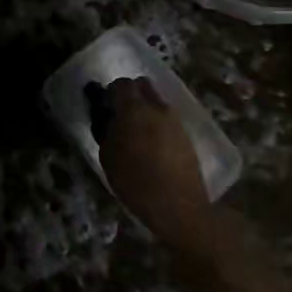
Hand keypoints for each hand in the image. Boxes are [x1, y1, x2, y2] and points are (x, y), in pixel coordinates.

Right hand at [98, 77, 211, 247]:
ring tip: (137, 136)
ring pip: (157, 103)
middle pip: (142, 85)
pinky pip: (167, 121)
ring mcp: (175, 121)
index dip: (110, 93)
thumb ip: (106, 130)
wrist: (179, 208)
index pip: (121, 84)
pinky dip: (157, 126)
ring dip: (145, 111)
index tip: (104, 109)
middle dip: (130, 95)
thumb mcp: (108, 157)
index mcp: (135, 109)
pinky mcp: (187, 136)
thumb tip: (109, 119)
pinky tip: (152, 149)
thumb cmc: (136, 181)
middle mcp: (158, 108)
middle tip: (120, 116)